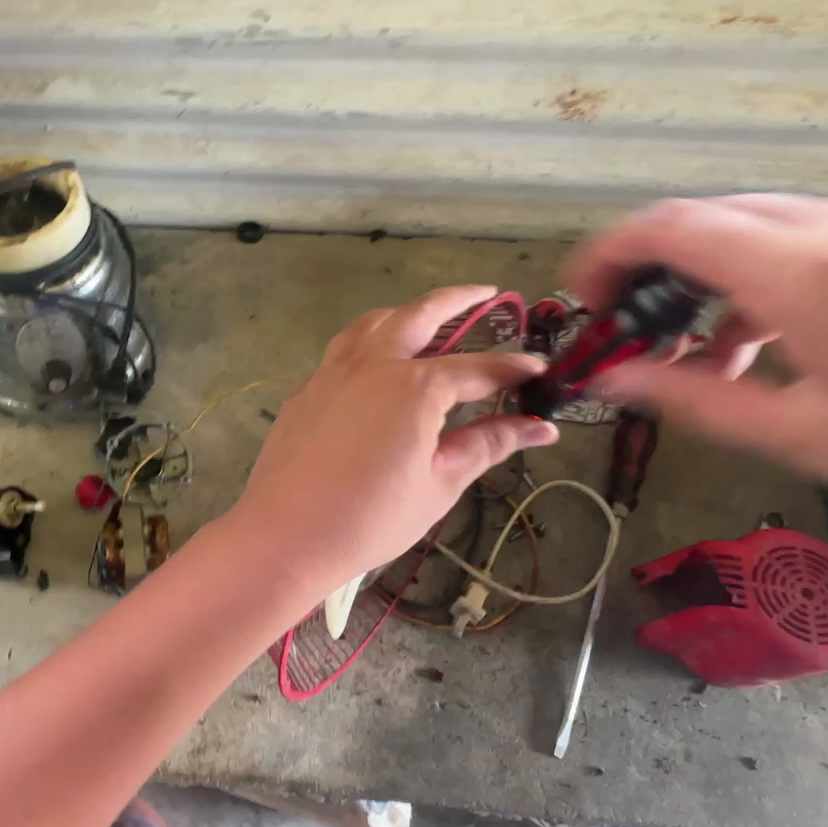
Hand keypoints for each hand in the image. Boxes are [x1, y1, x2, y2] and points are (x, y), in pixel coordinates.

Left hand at [223, 285, 559, 597]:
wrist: (286, 533)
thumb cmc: (371, 517)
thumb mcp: (439, 483)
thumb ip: (487, 444)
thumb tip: (540, 426)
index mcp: (413, 385)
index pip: (477, 368)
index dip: (513, 369)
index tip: (541, 369)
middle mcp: (372, 363)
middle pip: (419, 315)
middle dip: (457, 300)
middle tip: (486, 293)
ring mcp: (332, 371)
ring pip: (373, 323)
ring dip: (406, 312)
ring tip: (429, 316)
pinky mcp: (307, 388)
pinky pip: (344, 349)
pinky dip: (369, 339)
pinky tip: (377, 359)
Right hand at [564, 196, 827, 543]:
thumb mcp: (813, 436)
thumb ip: (697, 398)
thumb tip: (613, 380)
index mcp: (798, 272)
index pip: (665, 227)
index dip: (606, 255)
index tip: (584, 300)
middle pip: (704, 217)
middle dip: (650, 267)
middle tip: (633, 328)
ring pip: (755, 224)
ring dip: (707, 272)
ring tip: (700, 346)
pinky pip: (809, 235)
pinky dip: (761, 272)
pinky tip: (774, 335)